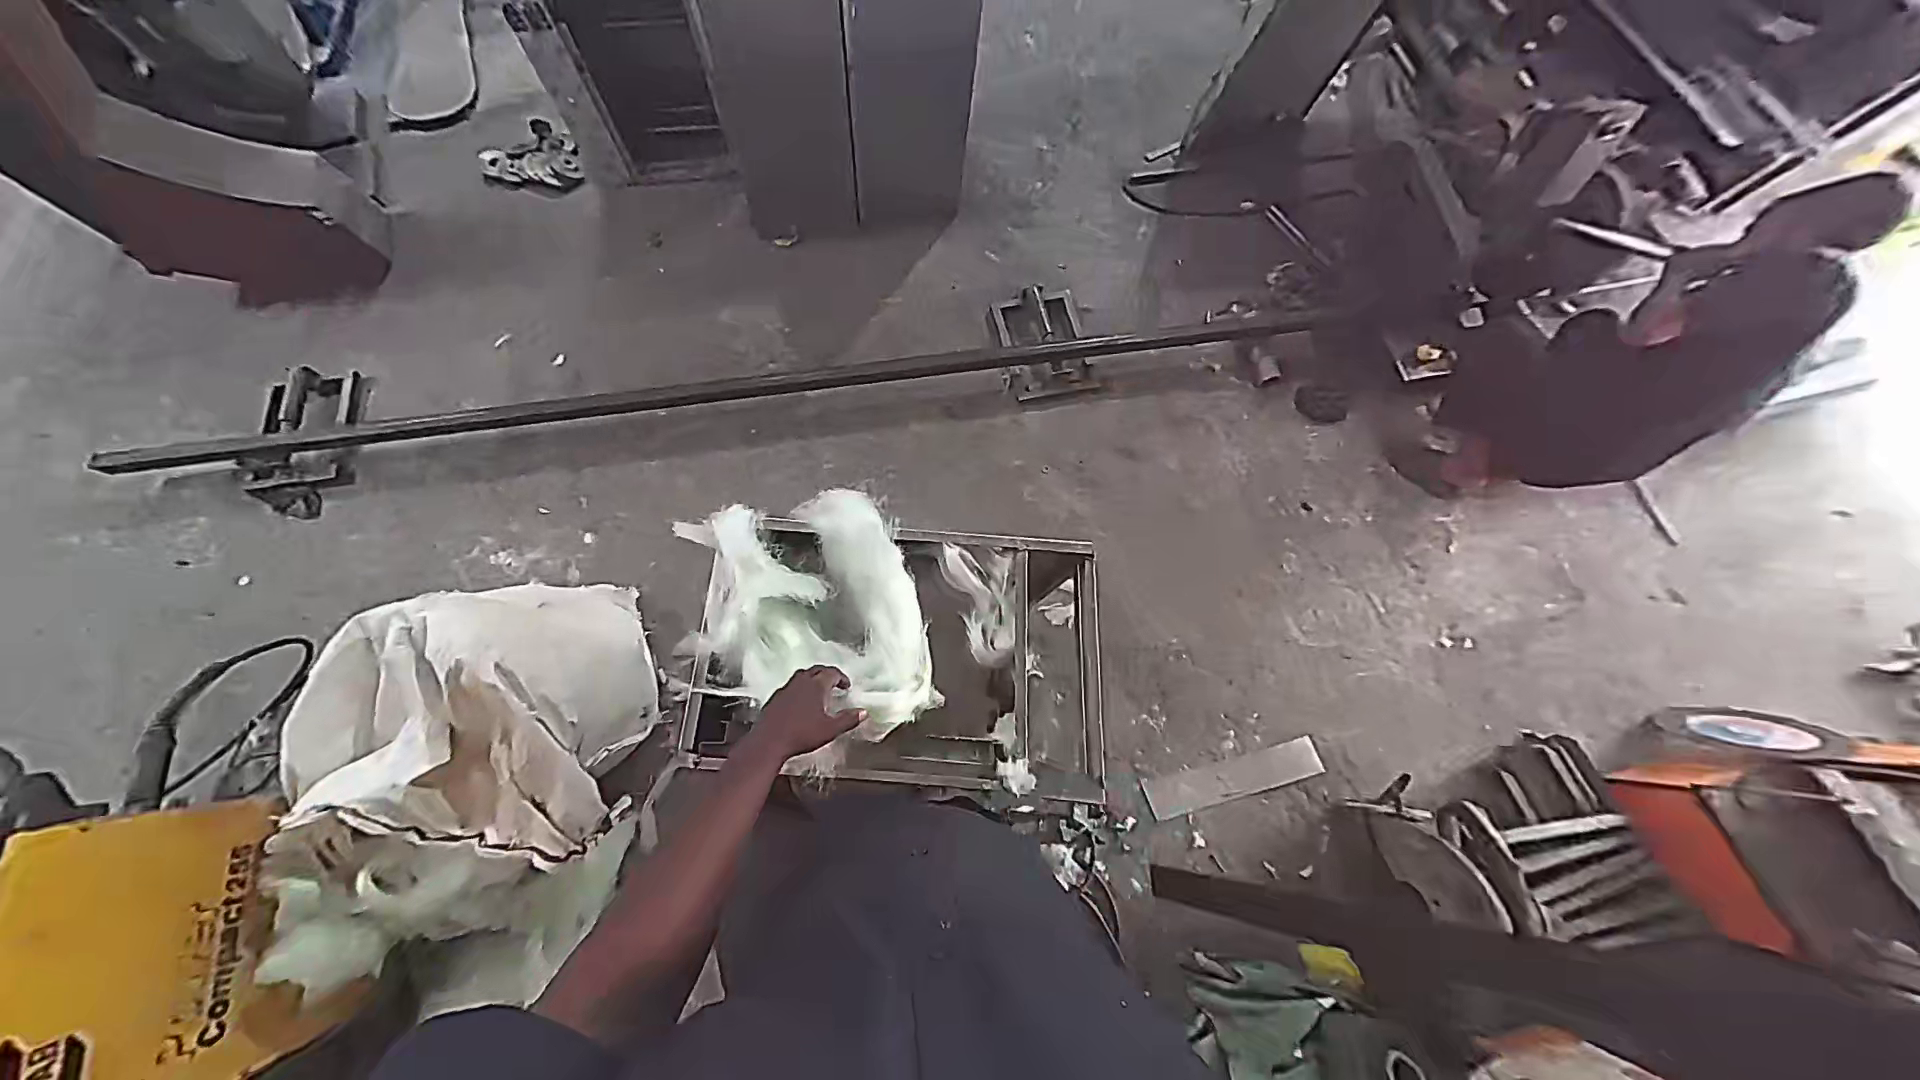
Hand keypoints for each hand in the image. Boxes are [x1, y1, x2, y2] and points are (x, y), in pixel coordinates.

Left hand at [749, 666, 865, 759]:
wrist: (768, 742)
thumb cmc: (801, 735)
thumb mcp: (830, 729)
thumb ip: (848, 719)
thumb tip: (863, 712)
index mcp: (816, 686)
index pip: (832, 673)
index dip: (841, 677)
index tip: (846, 685)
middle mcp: (800, 682)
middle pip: (816, 670)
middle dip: (827, 674)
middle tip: (834, 683)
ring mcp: (786, 689)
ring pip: (802, 676)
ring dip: (812, 679)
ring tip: (818, 690)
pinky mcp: (774, 698)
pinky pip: (790, 687)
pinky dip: (799, 689)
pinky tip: (800, 702)